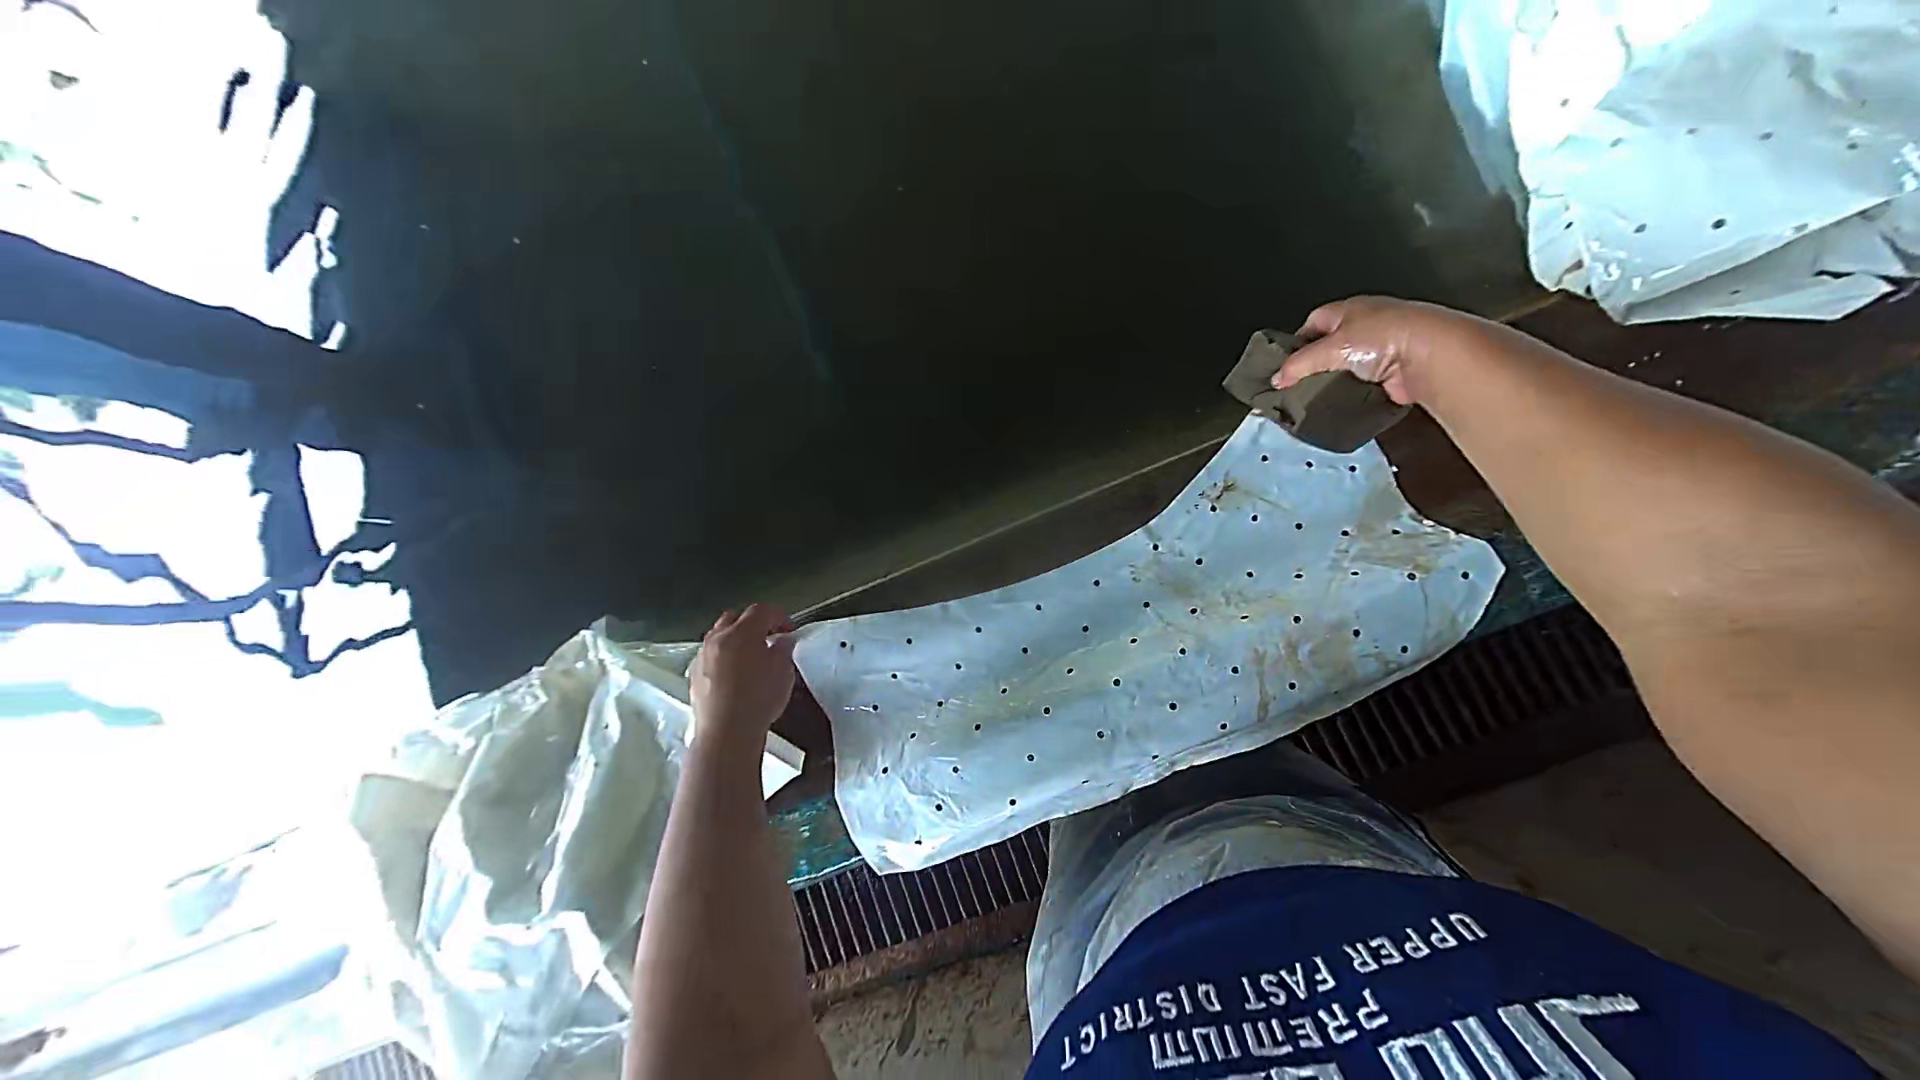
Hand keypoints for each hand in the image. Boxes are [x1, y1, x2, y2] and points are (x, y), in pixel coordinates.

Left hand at [689, 604, 796, 751]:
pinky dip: (724, 656)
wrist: (726, 733)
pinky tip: (735, 674)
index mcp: (742, 632)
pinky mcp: (694, 675)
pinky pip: (710, 655)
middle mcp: (718, 639)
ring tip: (751, 656)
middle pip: (735, 617)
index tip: (789, 629)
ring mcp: (702, 656)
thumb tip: (781, 642)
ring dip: (736, 639)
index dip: (779, 616)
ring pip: (719, 635)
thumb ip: (783, 650)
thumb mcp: (783, 672)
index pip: (762, 610)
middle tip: (769, 637)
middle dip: (753, 623)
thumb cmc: (758, 700)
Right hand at [1274, 296, 1496, 407]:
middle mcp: (1367, 325)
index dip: (1297, 341)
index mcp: (1349, 309)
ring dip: (1334, 381)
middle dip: (1314, 365)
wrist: (1431, 354)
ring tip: (1317, 397)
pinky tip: (1341, 403)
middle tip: (1297, 384)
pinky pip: (1362, 385)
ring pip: (1345, 367)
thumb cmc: (1383, 336)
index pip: (1313, 322)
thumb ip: (1298, 364)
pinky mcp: (1392, 372)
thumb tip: (1277, 378)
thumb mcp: (1329, 348)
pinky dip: (1352, 394)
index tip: (1285, 363)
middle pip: (1329, 346)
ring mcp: (1382, 349)